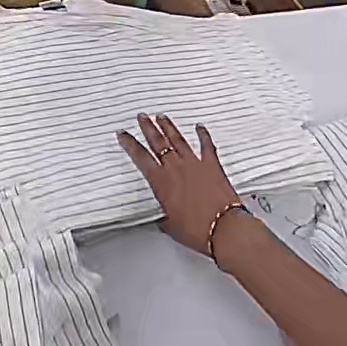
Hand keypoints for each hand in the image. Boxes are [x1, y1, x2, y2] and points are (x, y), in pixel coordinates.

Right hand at [116, 113, 240, 255]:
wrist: (223, 228)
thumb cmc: (197, 229)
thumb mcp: (170, 224)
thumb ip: (163, 215)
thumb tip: (163, 217)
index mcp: (161, 182)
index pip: (140, 157)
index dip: (130, 144)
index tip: (123, 134)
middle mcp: (176, 168)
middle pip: (158, 142)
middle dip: (148, 127)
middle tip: (142, 116)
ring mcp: (195, 164)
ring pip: (178, 139)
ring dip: (168, 127)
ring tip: (161, 117)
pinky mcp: (212, 165)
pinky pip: (206, 145)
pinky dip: (203, 134)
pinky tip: (199, 127)